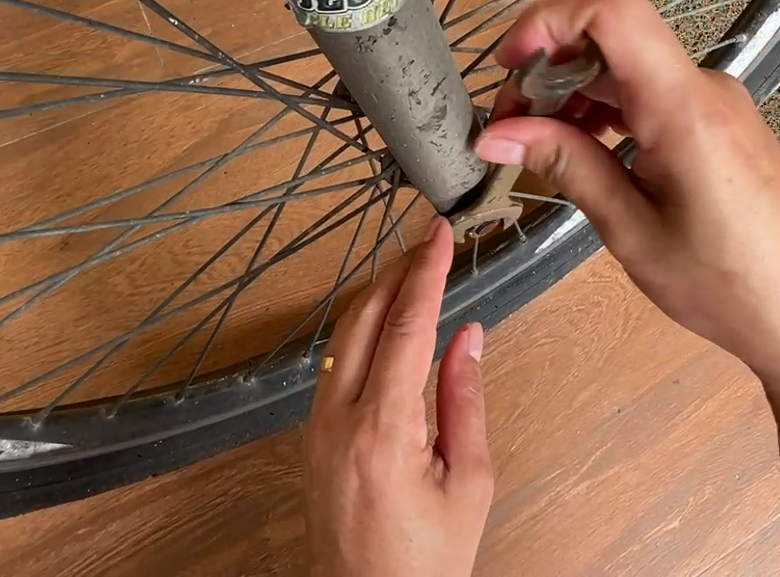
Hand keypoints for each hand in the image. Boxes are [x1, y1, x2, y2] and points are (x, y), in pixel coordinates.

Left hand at [303, 217, 491, 576]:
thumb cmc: (427, 560)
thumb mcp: (468, 482)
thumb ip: (465, 398)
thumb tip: (468, 333)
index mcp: (383, 430)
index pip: (408, 326)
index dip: (427, 272)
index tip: (440, 234)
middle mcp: (337, 418)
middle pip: (365, 316)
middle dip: (398, 270)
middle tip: (429, 242)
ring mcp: (316, 424)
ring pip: (343, 333)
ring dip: (378, 293)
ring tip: (413, 268)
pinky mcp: (311, 432)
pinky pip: (336, 358)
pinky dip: (363, 325)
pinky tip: (387, 316)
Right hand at [472, 0, 779, 370]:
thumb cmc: (725, 285)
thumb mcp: (631, 229)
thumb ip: (565, 165)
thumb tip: (492, 135)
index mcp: (683, 105)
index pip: (613, 7)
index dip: (549, 18)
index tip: (509, 66)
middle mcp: (702, 85)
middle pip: (611, 36)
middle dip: (548, 66)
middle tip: (509, 125)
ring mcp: (714, 101)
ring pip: (625, 65)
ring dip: (572, 91)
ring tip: (537, 145)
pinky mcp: (717, 121)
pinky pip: (648, 91)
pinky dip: (604, 108)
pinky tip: (582, 149)